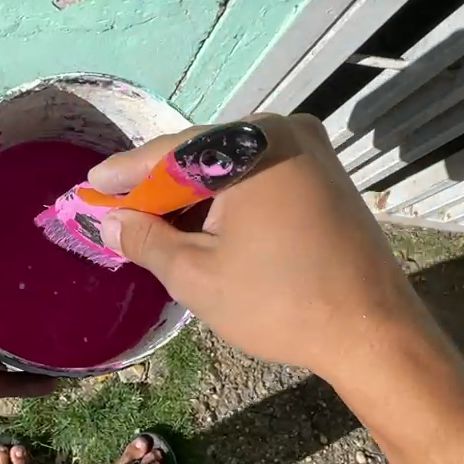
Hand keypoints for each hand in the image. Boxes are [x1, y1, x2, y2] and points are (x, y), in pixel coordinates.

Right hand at [92, 113, 429, 381]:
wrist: (373, 332)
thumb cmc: (279, 302)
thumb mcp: (196, 275)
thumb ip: (145, 240)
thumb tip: (108, 220)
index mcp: (251, 146)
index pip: (169, 154)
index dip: (124, 174)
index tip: (90, 185)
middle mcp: (284, 131)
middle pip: (199, 156)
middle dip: (156, 187)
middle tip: (117, 210)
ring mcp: (310, 151)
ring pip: (229, 168)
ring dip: (190, 196)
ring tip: (152, 224)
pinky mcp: (324, 175)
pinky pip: (257, 177)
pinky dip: (224, 199)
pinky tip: (200, 223)